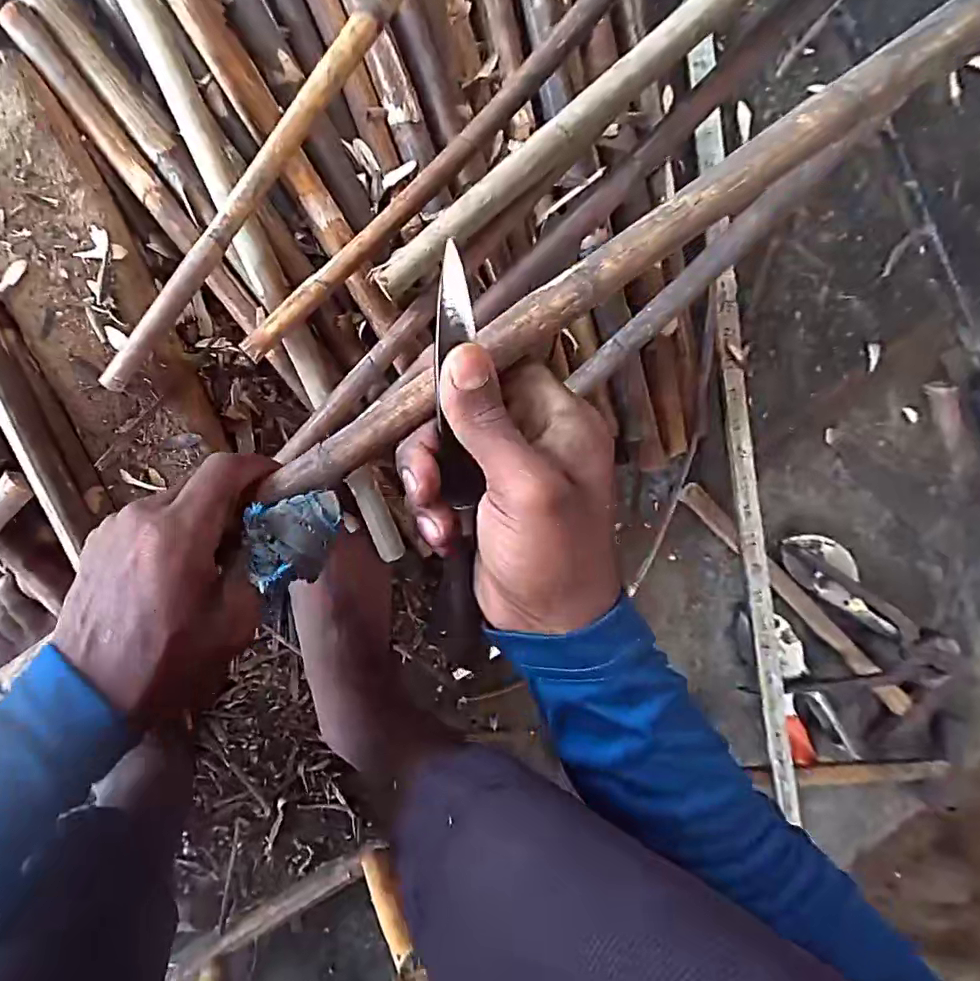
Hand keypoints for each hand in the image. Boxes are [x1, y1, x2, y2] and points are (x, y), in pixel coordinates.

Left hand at [51, 453, 277, 723]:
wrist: (88, 689)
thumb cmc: (164, 664)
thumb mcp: (231, 625)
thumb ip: (253, 569)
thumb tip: (259, 538)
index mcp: (178, 532)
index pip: (223, 469)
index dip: (256, 467)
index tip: (274, 480)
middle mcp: (141, 515)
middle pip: (197, 484)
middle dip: (229, 500)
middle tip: (247, 533)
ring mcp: (114, 524)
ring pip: (170, 502)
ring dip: (195, 519)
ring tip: (203, 562)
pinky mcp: (97, 539)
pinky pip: (143, 521)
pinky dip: (165, 532)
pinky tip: (166, 572)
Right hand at [396, 344, 619, 635]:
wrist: (544, 627)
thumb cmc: (552, 556)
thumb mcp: (520, 485)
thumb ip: (486, 421)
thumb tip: (462, 352)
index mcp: (559, 421)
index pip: (503, 367)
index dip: (460, 374)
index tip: (420, 392)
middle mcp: (528, 436)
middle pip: (457, 409)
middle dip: (429, 447)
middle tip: (423, 483)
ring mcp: (497, 467)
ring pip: (437, 446)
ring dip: (423, 482)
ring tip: (434, 520)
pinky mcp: (473, 495)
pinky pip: (434, 479)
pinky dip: (429, 506)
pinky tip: (442, 535)